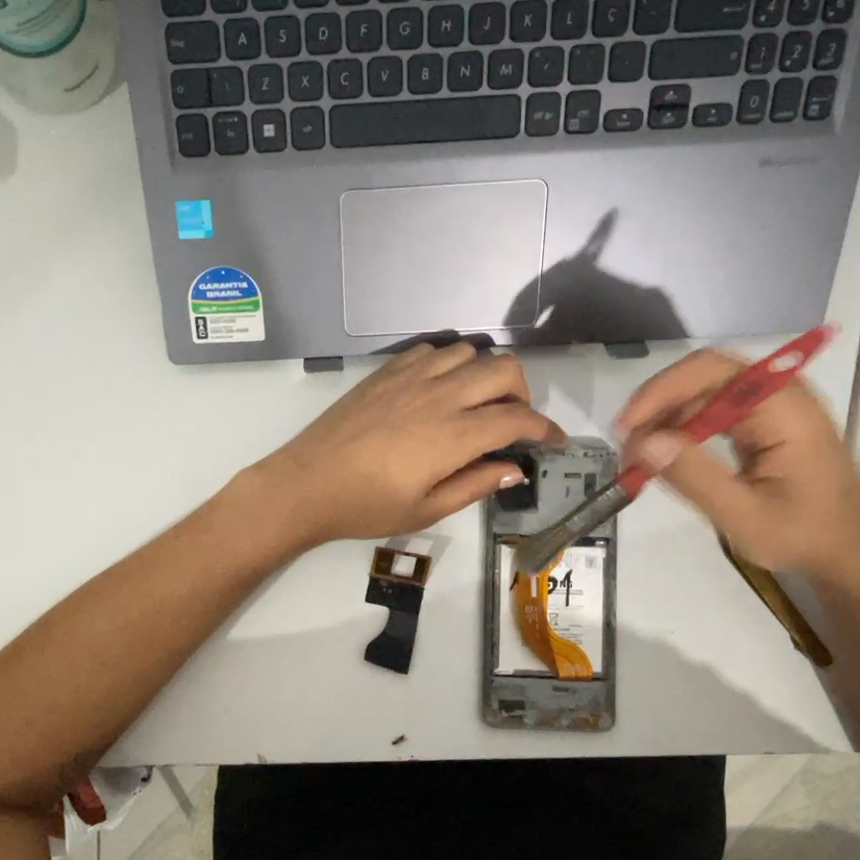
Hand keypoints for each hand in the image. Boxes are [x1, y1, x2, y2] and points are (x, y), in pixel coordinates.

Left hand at [248, 341, 562, 546]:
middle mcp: (439, 397)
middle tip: (513, 422)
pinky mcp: (386, 371)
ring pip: (470, 353)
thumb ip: (474, 485)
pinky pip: (433, 350)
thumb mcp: (425, 510)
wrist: (306, 483)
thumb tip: (515, 469)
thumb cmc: (365, 506)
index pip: (516, 419)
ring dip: (486, 374)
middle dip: (522, 394)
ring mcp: (411, 378)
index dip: (544, 428)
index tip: (553, 440)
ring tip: (476, 403)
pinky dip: (450, 363)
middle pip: (504, 371)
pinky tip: (440, 389)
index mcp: (452, 436)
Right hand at [613, 348, 859, 580]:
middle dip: (657, 407)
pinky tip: (664, 459)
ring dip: (664, 422)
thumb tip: (643, 443)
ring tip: (638, 461)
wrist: (847, 551)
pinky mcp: (760, 424)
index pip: (711, 371)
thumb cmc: (803, 535)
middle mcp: (777, 394)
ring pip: (700, 395)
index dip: (662, 391)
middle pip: (701, 377)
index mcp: (783, 407)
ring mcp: (769, 407)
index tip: (627, 427)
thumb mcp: (744, 515)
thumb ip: (695, 477)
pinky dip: (680, 432)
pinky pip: (710, 413)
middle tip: (626, 449)